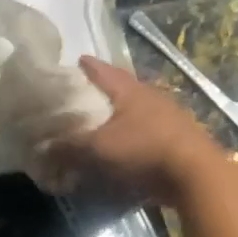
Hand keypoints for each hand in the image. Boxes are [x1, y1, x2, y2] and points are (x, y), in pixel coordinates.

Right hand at [44, 57, 236, 205]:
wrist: (195, 175)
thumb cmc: (142, 150)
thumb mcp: (98, 149)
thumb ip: (68, 147)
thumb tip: (42, 148)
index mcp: (129, 90)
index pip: (103, 70)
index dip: (87, 66)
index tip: (76, 61)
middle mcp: (150, 96)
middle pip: (122, 88)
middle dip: (104, 91)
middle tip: (85, 95)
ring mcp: (168, 116)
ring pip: (136, 110)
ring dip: (120, 115)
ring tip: (103, 123)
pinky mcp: (178, 138)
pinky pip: (147, 131)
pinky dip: (133, 135)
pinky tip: (125, 146)